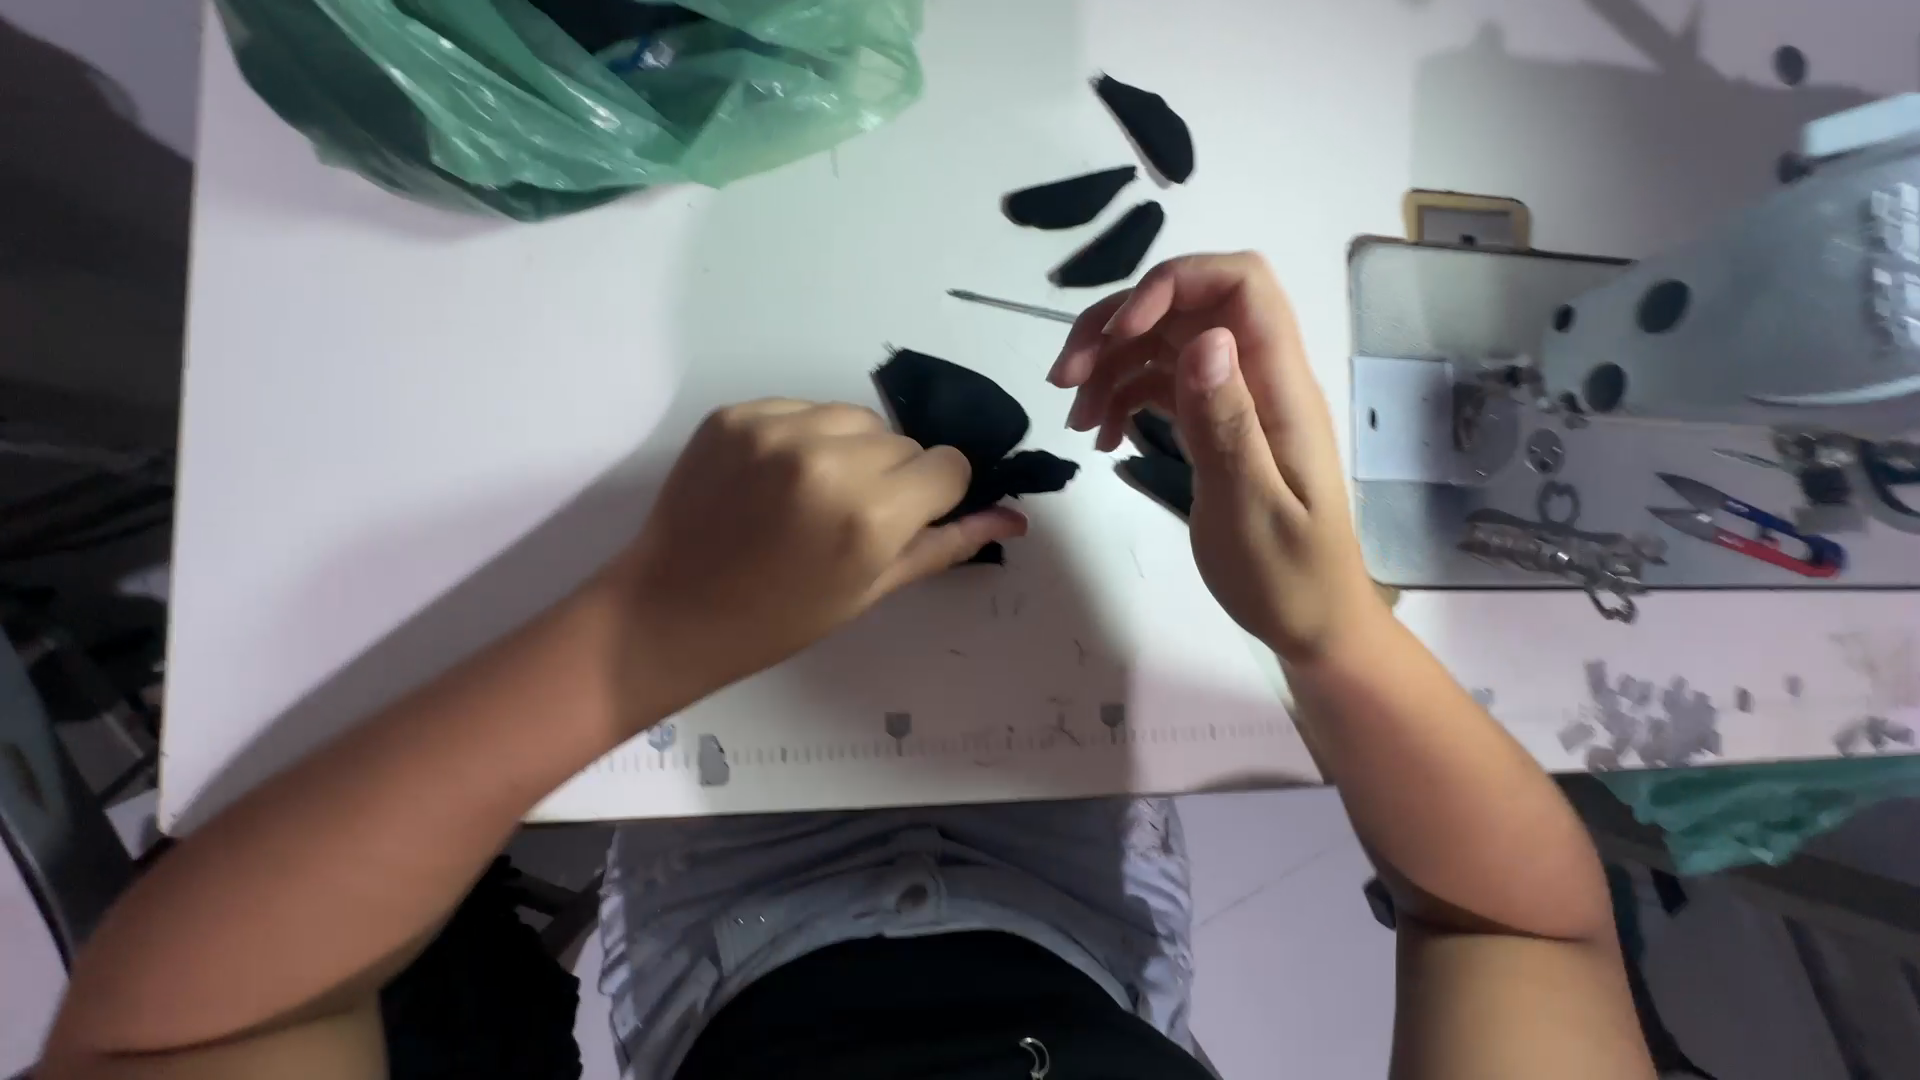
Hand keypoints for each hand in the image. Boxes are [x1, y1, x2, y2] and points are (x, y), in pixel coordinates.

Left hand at [600, 400, 1026, 718]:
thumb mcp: (872, 590)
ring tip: (810, 493)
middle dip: (892, 475)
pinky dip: (803, 437)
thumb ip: (946, 544)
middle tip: (848, 517)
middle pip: (903, 440)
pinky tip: (773, 479)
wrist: (671, 608)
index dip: (934, 494)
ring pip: (855, 418)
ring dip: (851, 449)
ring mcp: (775, 429)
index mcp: (870, 514)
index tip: (904, 519)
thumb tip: (1015, 517)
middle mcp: (829, 458)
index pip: (948, 465)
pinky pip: (802, 408)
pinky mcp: (736, 413)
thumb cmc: (781, 617)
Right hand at [1049, 252, 1382, 660]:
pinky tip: (1100, 438)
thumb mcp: (1252, 509)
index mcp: (1280, 386)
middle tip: (1064, 378)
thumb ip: (1228, 425)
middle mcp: (1257, 378)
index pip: (1240, 285)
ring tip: (1075, 420)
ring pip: (1162, 344)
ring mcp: (1233, 400)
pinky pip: (1160, 386)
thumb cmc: (1286, 575)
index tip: (1118, 334)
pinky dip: (1121, 399)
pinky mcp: (1212, 424)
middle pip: (1185, 306)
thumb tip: (1205, 341)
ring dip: (1108, 367)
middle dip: (1116, 327)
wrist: (1309, 619)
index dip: (1173, 284)